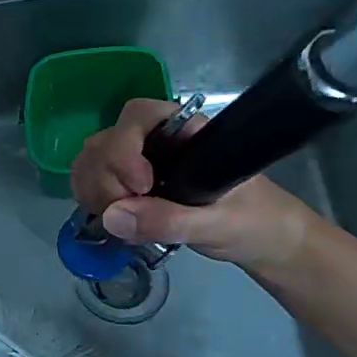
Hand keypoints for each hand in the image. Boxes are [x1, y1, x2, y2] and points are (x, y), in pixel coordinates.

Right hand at [70, 98, 319, 269]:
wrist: (265, 240)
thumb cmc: (254, 222)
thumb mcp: (218, 224)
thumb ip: (169, 220)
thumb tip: (112, 216)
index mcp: (186, 133)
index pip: (139, 116)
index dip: (126, 147)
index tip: (141, 187)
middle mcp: (157, 141)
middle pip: (107, 139)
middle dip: (106, 177)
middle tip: (127, 214)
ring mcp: (139, 162)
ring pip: (94, 158)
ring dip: (93, 188)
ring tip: (119, 220)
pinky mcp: (130, 185)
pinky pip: (94, 180)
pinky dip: (91, 198)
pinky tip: (108, 219)